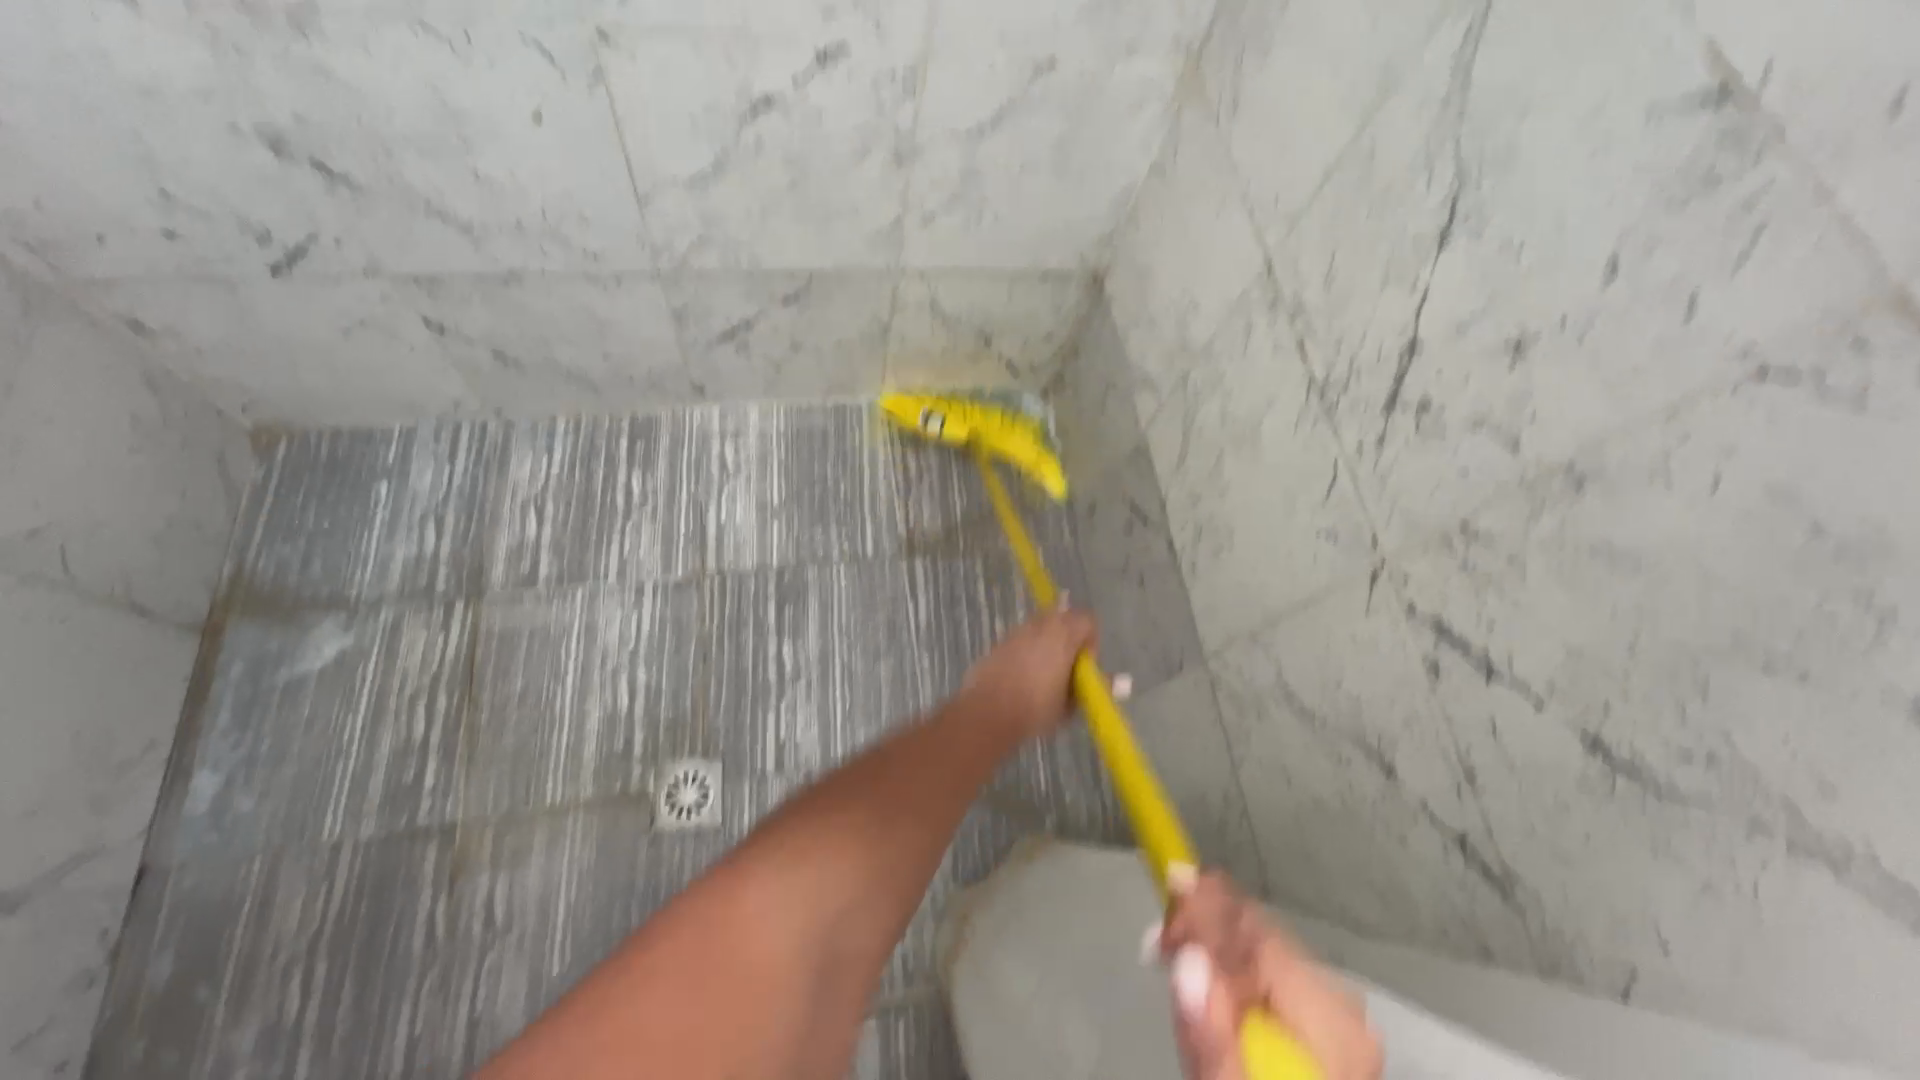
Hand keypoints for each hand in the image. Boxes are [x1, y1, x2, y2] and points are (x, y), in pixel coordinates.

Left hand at [959, 597, 1097, 738]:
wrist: (987, 714)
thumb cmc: (1036, 709)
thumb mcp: (1071, 704)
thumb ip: (1093, 688)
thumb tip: (1119, 682)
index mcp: (1063, 634)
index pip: (1087, 619)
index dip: (1091, 640)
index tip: (1085, 666)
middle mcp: (1039, 626)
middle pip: (1062, 619)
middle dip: (1068, 639)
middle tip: (1067, 669)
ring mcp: (1015, 632)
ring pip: (1039, 628)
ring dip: (1046, 644)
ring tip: (1045, 675)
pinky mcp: (997, 644)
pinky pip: (1020, 641)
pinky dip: (1026, 652)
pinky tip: (1022, 678)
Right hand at [1151, 867, 1381, 1079]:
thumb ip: (1212, 1042)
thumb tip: (1188, 962)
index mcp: (1331, 1025)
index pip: (1259, 935)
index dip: (1208, 910)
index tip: (1161, 897)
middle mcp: (1345, 1014)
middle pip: (1263, 941)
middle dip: (1207, 929)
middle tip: (1157, 940)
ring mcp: (1339, 1029)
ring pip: (1265, 960)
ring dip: (1215, 951)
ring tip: (1172, 955)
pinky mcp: (1325, 1042)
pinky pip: (1270, 985)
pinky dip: (1232, 978)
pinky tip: (1206, 990)